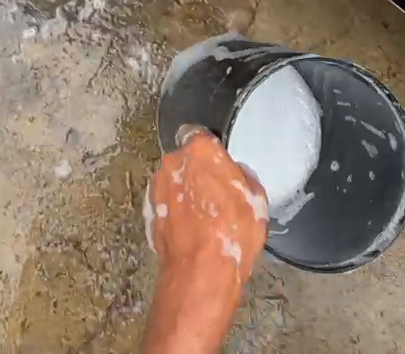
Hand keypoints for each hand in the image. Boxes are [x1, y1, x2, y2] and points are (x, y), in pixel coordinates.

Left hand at [140, 127, 268, 353]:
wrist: (199, 271)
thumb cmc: (232, 232)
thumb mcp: (256, 200)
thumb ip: (243, 176)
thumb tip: (235, 175)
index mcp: (200, 150)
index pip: (200, 134)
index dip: (209, 148)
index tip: (216, 162)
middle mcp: (173, 160)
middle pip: (186, 159)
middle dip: (197, 172)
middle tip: (214, 195)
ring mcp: (157, 184)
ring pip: (173, 180)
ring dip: (184, 192)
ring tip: (201, 218)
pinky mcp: (147, 207)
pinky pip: (164, 202)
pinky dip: (173, 210)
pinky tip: (188, 230)